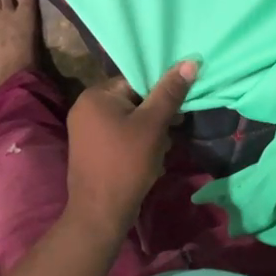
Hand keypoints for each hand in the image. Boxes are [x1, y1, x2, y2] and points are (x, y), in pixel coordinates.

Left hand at [63, 61, 196, 237]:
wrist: (99, 214)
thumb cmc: (126, 164)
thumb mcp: (153, 125)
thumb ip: (170, 93)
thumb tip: (190, 62)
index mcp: (95, 95)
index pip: (134, 81)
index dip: (159, 93)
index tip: (178, 109)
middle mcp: (85, 107)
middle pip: (131, 100)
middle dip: (155, 116)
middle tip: (173, 131)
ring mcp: (85, 129)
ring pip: (128, 120)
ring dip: (149, 132)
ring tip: (161, 150)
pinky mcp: (90, 149)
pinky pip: (119, 135)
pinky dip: (136, 143)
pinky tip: (150, 160)